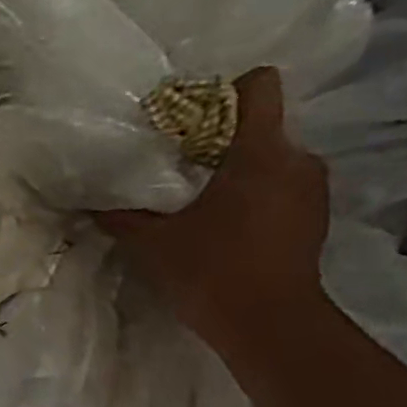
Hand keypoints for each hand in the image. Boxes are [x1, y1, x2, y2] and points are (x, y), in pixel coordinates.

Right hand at [96, 67, 330, 349]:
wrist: (266, 320)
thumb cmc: (210, 272)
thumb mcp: (154, 246)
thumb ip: (124, 219)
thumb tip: (93, 206)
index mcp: (259, 152)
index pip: (258, 87)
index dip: (222, 95)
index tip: (188, 126)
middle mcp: (295, 158)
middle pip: (259, 130)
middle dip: (220, 148)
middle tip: (181, 179)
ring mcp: (311, 187)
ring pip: (270, 163)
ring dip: (238, 179)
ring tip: (202, 211)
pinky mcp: (314, 215)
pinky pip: (281, 191)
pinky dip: (254, 202)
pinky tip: (226, 233)